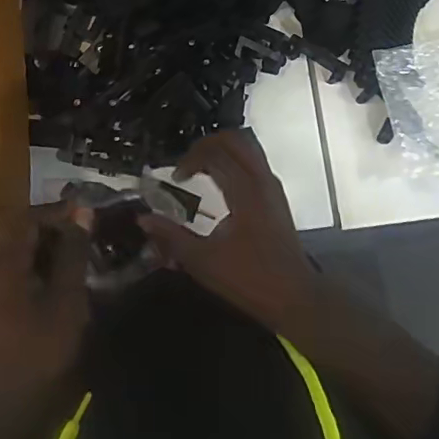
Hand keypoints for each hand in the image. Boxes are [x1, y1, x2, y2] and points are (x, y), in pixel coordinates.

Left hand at [0, 204, 89, 411]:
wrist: (4, 416)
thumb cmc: (40, 355)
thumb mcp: (66, 301)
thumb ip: (73, 254)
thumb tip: (82, 212)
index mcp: (1, 261)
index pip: (32, 218)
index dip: (63, 215)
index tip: (92, 218)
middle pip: (21, 234)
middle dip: (55, 233)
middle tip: (87, 238)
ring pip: (16, 254)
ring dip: (45, 252)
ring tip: (78, 258)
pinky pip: (10, 273)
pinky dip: (34, 270)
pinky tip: (58, 282)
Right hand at [138, 129, 321, 331]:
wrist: (295, 299)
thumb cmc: (249, 280)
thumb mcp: (202, 261)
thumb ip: (171, 236)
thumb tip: (143, 219)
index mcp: (245, 191)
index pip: (215, 153)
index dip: (190, 159)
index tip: (176, 177)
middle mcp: (262, 181)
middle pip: (234, 140)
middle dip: (206, 144)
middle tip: (187, 163)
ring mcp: (272, 187)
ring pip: (248, 148)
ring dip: (222, 150)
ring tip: (201, 168)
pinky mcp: (276, 197)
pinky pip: (254, 162)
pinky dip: (234, 161)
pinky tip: (220, 182)